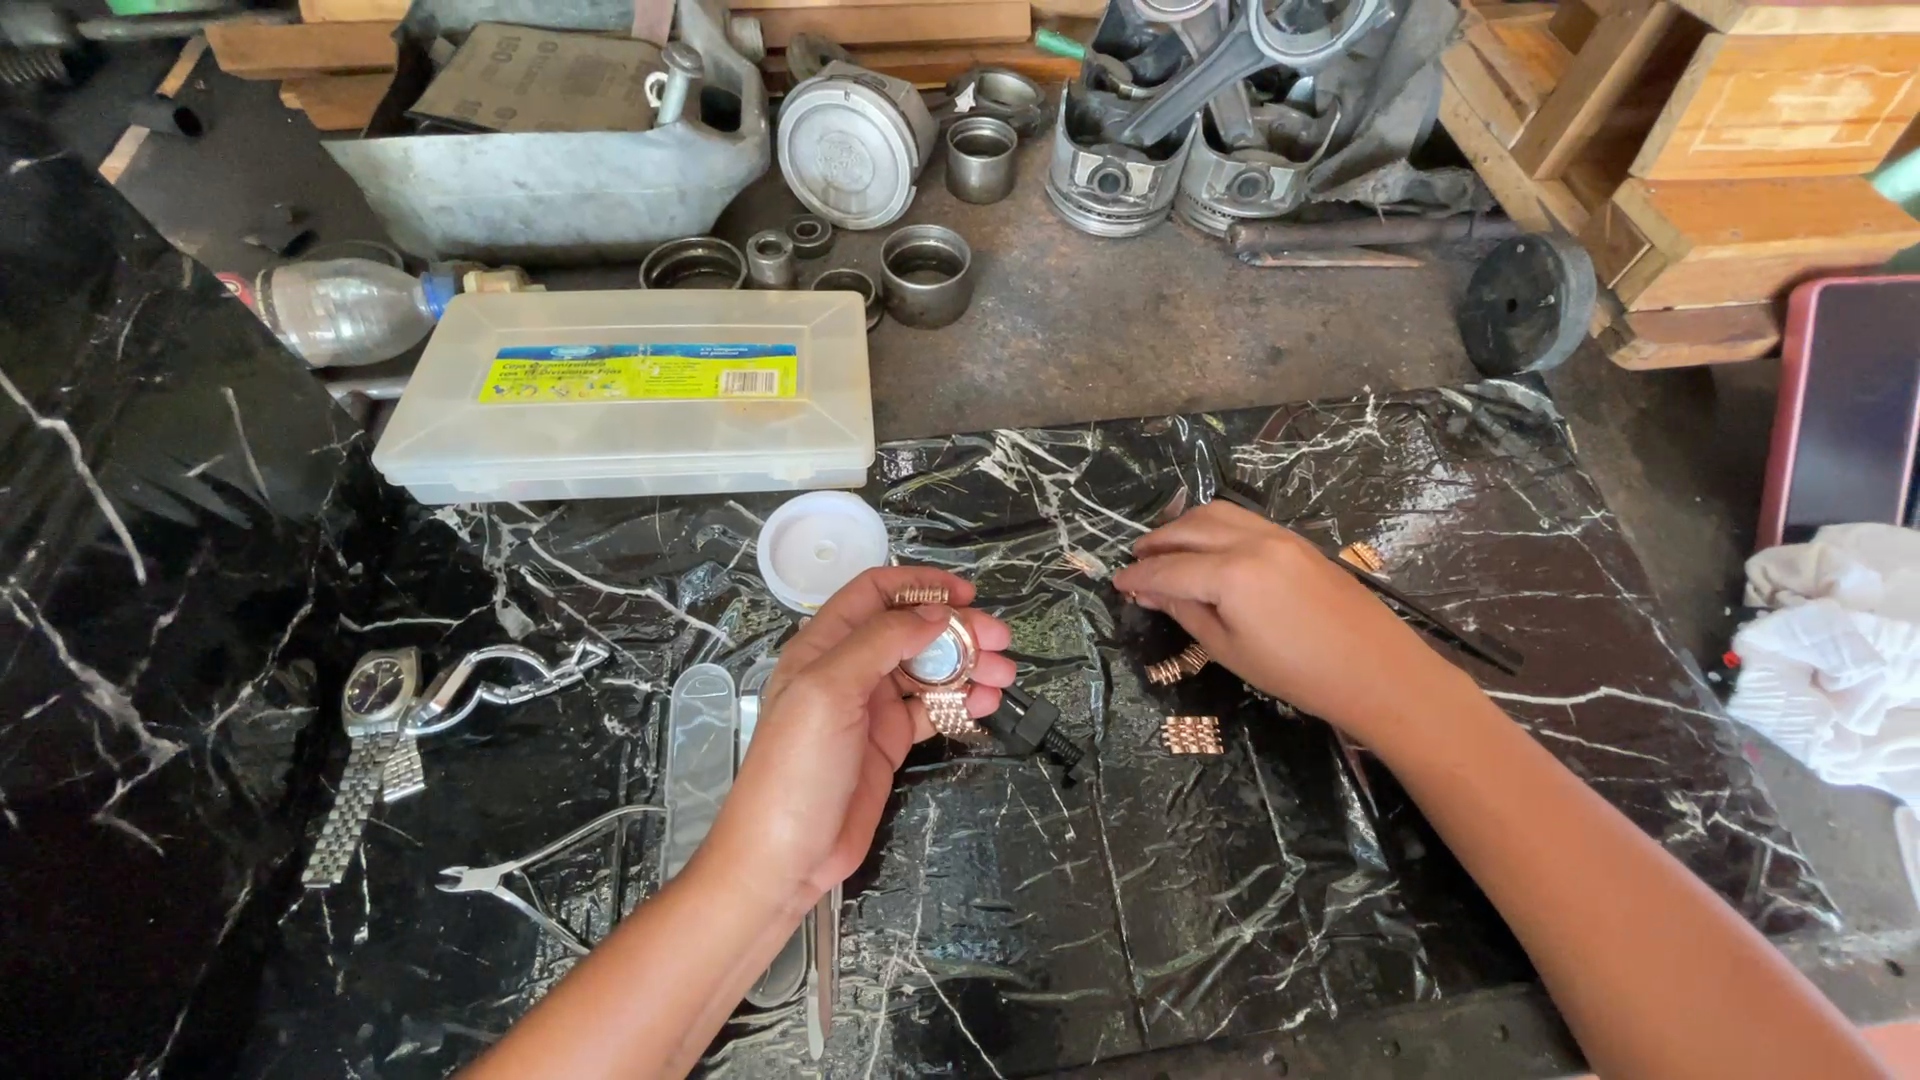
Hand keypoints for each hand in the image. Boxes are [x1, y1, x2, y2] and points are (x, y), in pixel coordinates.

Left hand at [697, 567, 1013, 912]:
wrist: (785, 857)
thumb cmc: (796, 768)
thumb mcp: (829, 692)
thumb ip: (880, 643)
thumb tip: (935, 613)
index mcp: (825, 644)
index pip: (875, 592)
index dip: (920, 585)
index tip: (966, 594)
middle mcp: (850, 667)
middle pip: (911, 630)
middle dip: (958, 630)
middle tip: (1000, 641)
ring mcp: (871, 706)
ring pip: (927, 669)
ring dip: (967, 666)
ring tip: (1003, 676)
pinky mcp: (889, 741)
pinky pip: (932, 709)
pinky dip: (960, 702)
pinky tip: (984, 705)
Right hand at [1111, 502, 1470, 738]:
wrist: (1378, 672)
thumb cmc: (1298, 673)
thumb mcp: (1228, 650)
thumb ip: (1185, 612)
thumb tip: (1149, 591)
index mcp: (1232, 575)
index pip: (1168, 569)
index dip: (1137, 577)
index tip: (1116, 583)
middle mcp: (1252, 542)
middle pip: (1188, 528)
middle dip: (1155, 543)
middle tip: (1135, 562)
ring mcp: (1278, 535)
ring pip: (1217, 512)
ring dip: (1184, 526)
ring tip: (1166, 548)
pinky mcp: (1297, 539)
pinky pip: (1243, 518)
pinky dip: (1214, 525)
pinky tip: (1207, 547)